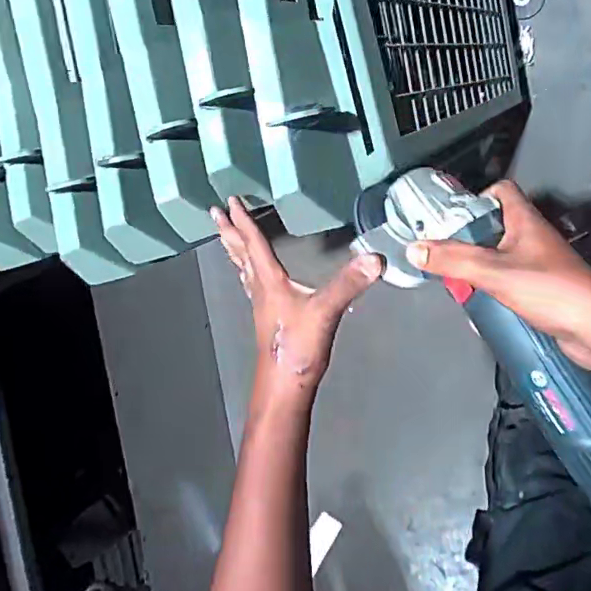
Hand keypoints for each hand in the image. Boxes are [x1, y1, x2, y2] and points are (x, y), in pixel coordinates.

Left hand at [212, 197, 383, 401]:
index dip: (244, 222)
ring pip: (244, 269)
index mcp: (270, 283)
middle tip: (214, 213)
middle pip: (240, 254)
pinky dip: (247, 270)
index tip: (230, 201)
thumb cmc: (298, 348)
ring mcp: (262, 305)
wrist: (283, 389)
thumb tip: (375, 258)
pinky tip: (253, 275)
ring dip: (234, 249)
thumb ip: (348, 284)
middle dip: (229, 232)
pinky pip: (252, 283)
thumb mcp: (325, 312)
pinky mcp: (269, 318)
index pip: (254, 245)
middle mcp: (261, 290)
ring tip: (226, 236)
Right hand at [406, 182, 590, 371]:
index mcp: (525, 220)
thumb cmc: (550, 289)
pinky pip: (512, 283)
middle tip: (448, 256)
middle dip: (471, 240)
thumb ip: (454, 261)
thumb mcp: (494, 272)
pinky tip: (485, 307)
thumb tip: (416, 248)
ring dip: (481, 269)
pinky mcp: (545, 289)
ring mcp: (541, 264)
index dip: (478, 196)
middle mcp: (534, 237)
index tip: (454, 216)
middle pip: (496, 226)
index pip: (502, 190)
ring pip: (502, 257)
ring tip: (461, 284)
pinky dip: (496, 291)